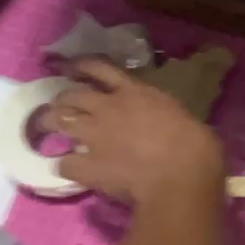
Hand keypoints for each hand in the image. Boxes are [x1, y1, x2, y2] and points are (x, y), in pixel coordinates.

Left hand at [48, 57, 224, 207]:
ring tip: (47, 130)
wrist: (182, 178)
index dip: (82, 66)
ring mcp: (95, 135)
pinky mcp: (88, 164)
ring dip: (50, 123)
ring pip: (60, 120)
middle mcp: (109, 107)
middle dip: (63, 98)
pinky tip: (68, 169)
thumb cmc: (198, 148)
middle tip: (60, 106)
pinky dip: (64, 165)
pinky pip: (65, 163)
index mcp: (137, 93)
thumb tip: (171, 126)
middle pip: (73, 94)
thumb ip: (168, 118)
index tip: (71, 69)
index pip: (101, 68)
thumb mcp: (186, 120)